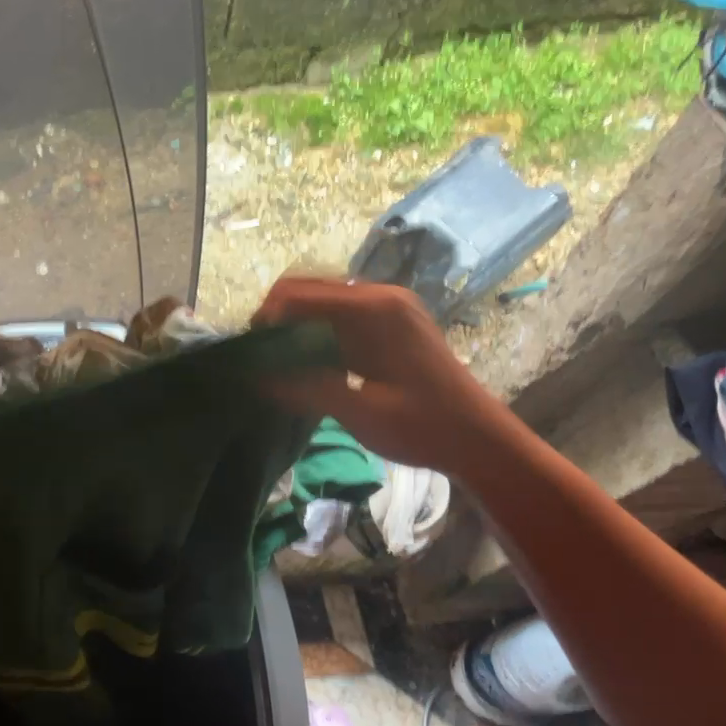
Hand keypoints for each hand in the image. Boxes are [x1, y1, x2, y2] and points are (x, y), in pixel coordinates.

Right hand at [254, 275, 514, 476]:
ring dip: (294, 322)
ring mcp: (388, 307)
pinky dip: (315, 329)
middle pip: (309, 287)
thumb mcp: (359, 412)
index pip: (301, 294)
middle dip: (276, 317)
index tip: (247, 352)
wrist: (478, 438)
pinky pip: (340, 313)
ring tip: (275, 360)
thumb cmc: (423, 427)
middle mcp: (381, 297)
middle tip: (257, 356)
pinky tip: (305, 360)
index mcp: (375, 310)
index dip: (266, 318)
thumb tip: (256, 377)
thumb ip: (308, 388)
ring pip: (322, 298)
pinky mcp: (390, 323)